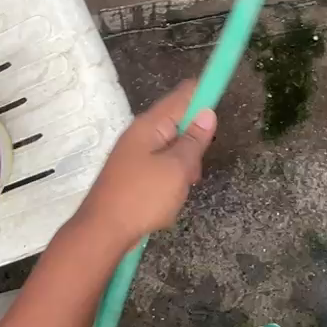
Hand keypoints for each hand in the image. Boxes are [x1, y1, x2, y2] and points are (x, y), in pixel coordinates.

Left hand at [72, 81, 215, 247]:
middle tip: (195, 167)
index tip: (223, 100)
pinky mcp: (133, 175)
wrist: (103, 231)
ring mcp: (134, 155)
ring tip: (182, 187)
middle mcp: (139, 134)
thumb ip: (194, 141)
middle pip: (177, 123)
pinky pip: (160, 167)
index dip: (204, 94)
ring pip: (171, 148)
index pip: (182, 96)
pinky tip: (171, 197)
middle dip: (195, 141)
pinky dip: (171, 178)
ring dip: (184, 165)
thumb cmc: (142, 197)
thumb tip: (207, 112)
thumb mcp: (177, 168)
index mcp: (149, 125)